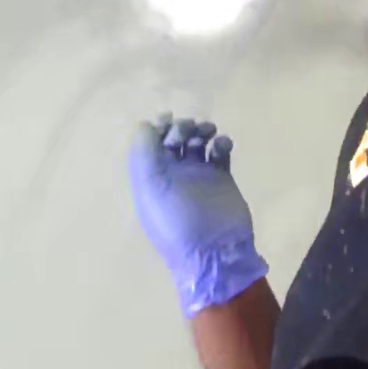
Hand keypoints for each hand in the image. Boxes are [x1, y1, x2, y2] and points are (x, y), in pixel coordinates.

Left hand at [130, 115, 268, 315]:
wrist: (214, 249)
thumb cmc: (178, 220)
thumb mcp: (152, 188)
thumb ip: (145, 154)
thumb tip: (144, 124)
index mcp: (152, 178)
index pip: (150, 144)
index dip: (157, 128)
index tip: (168, 118)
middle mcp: (174, 174)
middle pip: (175, 139)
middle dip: (182, 127)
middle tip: (189, 130)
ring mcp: (199, 175)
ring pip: (198, 142)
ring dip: (202, 131)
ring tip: (209, 133)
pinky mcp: (222, 177)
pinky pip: (220, 152)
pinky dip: (222, 143)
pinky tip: (223, 146)